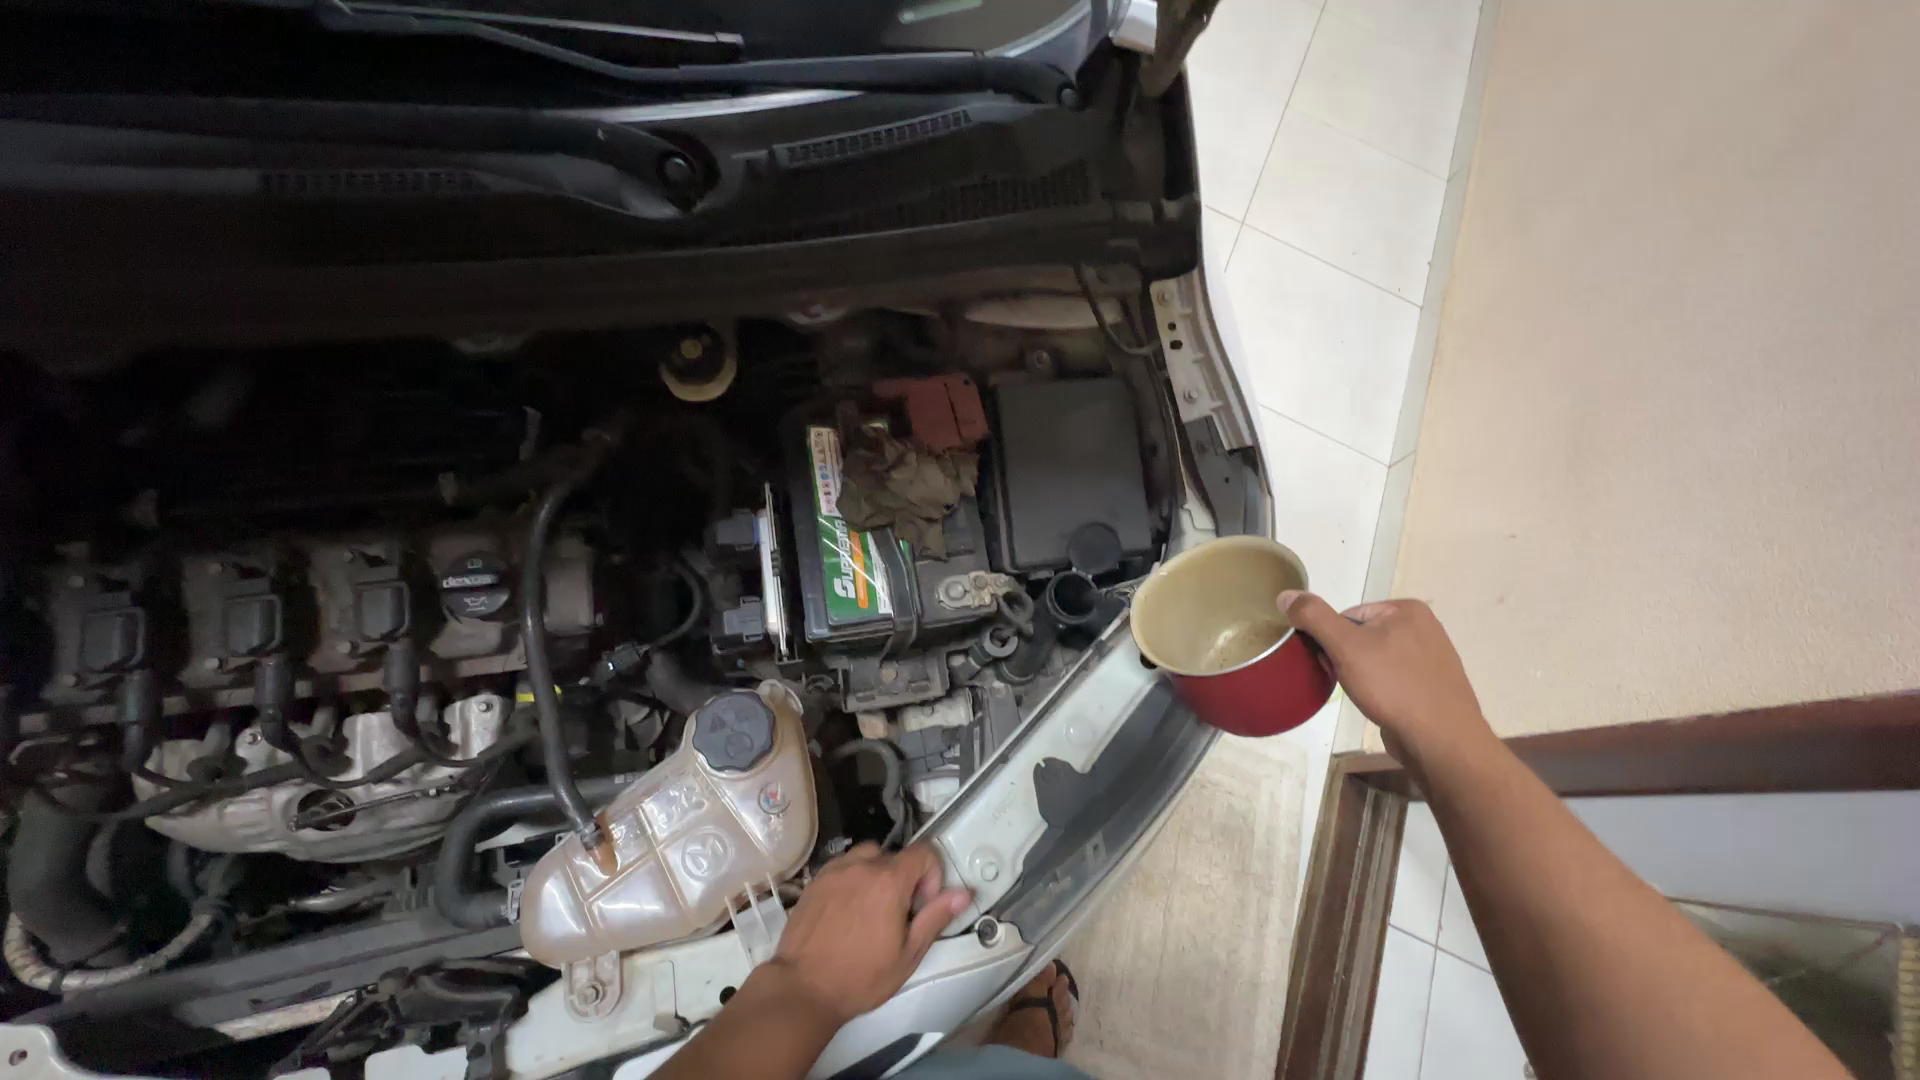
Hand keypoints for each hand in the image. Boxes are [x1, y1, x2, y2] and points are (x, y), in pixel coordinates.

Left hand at [757, 843, 972, 1024]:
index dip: (932, 875)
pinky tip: (848, 909)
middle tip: (898, 915)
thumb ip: (936, 917)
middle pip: (895, 855)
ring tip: (872, 908)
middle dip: (904, 879)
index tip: (922, 905)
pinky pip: (843, 865)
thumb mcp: (908, 954)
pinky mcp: (816, 880)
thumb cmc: (859, 976)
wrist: (803, 988)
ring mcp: (836, 870)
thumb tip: (964, 893)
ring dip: (877, 873)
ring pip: (867, 856)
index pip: (924, 852)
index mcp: (889, 880)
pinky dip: (853, 877)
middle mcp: (862, 865)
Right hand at [1278, 591, 1494, 764]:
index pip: (1347, 615)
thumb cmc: (1393, 687)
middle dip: (1345, 658)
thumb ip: (1314, 617)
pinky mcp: (1433, 684)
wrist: (1441, 741)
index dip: (1330, 640)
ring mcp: (1432, 657)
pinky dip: (1380, 688)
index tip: (1330, 663)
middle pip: (1361, 635)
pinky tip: (1380, 704)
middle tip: (1345, 680)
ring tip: (1363, 695)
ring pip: (1375, 658)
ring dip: (1361, 674)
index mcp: (1407, 609)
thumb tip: (1286, 595)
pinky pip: (1393, 677)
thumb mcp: (1345, 646)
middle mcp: (1425, 627)